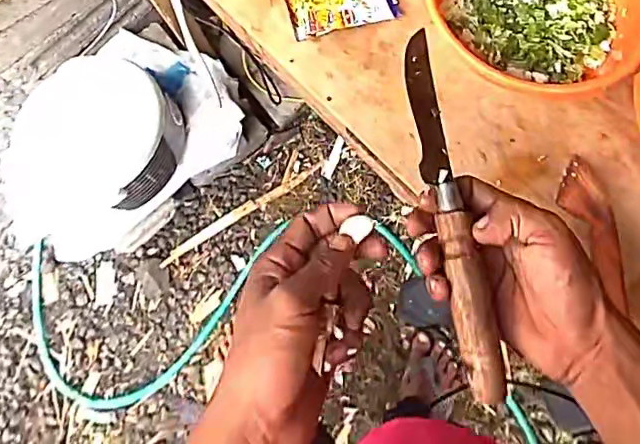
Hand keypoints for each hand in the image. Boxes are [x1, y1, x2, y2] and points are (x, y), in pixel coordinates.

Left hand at [194, 202, 387, 443]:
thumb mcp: (291, 302)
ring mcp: (311, 313)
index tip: (364, 217)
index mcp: (278, 265)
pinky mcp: (325, 340)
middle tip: (378, 254)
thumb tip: (346, 235)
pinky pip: (351, 323)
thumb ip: (321, 267)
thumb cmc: (261, 361)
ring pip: (348, 289)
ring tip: (344, 325)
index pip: (309, 226)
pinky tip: (339, 350)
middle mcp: (295, 284)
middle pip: (334, 255)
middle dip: (356, 257)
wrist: (264, 422)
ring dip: (354, 306)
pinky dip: (352, 335)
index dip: (336, 217)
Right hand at [406, 176, 611, 386]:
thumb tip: (476, 221)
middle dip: (426, 218)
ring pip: (440, 250)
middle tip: (417, 225)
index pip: (468, 192)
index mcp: (507, 219)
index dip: (445, 192)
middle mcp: (490, 240)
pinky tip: (440, 288)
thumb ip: (512, 217)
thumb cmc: (576, 290)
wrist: (583, 347)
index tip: (430, 199)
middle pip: (446, 219)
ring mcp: (481, 269)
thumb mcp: (551, 238)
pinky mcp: (475, 298)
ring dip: (427, 252)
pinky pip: (446, 284)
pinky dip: (436, 284)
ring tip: (430, 263)